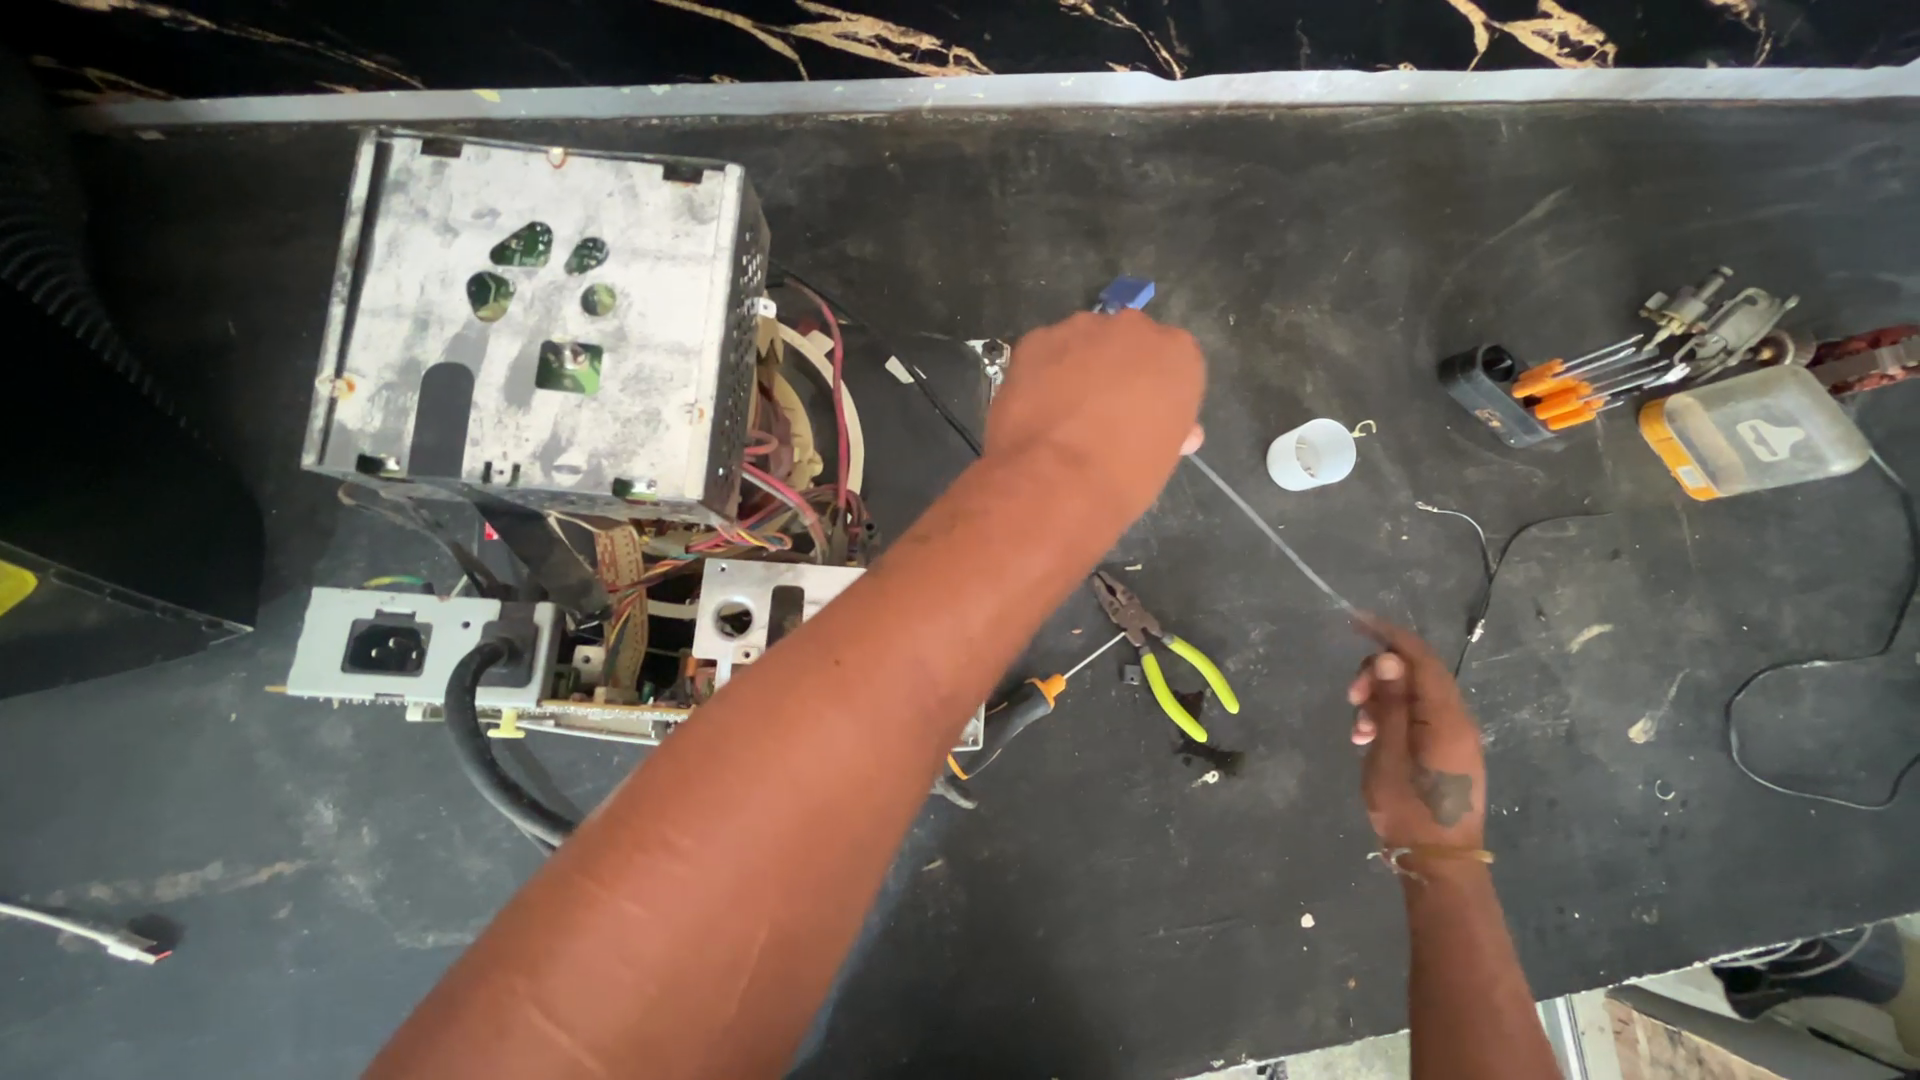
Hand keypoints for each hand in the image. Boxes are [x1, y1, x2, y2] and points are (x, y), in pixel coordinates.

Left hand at [987, 310, 1205, 519]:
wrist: (1057, 477)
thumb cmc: (1124, 474)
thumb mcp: (1164, 454)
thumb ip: (1170, 425)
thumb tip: (1182, 432)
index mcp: (1178, 354)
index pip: (1171, 363)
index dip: (1153, 392)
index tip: (1141, 417)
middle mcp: (1134, 328)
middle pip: (1127, 343)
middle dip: (1116, 371)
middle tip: (1101, 413)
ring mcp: (1082, 329)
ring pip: (1083, 343)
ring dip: (1078, 368)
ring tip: (1063, 412)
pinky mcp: (1037, 340)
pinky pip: (1044, 353)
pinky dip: (1042, 375)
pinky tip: (1038, 407)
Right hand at [1347, 617, 1486, 849]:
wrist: (1441, 862)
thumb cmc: (1409, 809)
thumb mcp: (1388, 753)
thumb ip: (1390, 703)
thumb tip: (1390, 657)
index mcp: (1446, 717)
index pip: (1420, 658)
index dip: (1389, 634)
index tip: (1354, 621)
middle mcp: (1458, 720)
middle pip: (1416, 673)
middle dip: (1378, 674)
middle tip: (1351, 700)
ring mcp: (1456, 737)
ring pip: (1414, 695)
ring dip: (1381, 699)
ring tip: (1357, 731)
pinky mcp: (1450, 752)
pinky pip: (1418, 716)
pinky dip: (1391, 716)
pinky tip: (1370, 739)